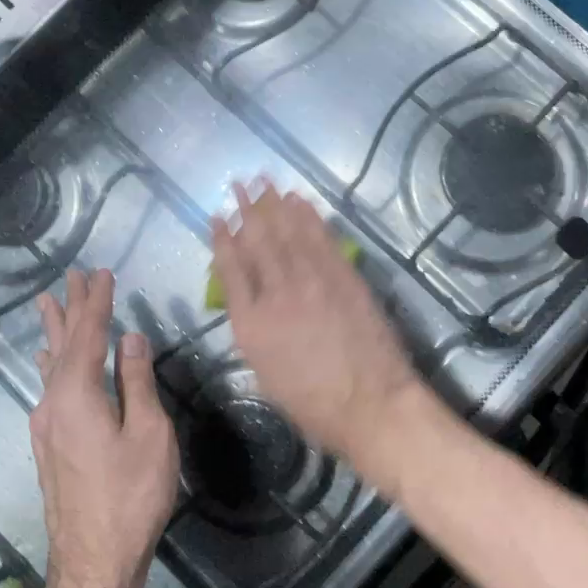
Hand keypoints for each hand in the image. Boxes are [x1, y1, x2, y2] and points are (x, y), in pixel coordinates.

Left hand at [30, 268, 178, 587]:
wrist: (94, 559)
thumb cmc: (131, 494)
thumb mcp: (148, 434)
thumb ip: (137, 383)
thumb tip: (132, 339)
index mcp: (76, 397)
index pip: (88, 337)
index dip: (96, 304)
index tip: (101, 273)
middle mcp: (52, 406)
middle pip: (62, 347)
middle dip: (69, 311)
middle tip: (70, 278)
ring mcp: (46, 428)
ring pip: (51, 368)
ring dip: (56, 334)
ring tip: (49, 306)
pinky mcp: (51, 447)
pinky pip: (50, 387)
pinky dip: (55, 363)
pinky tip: (51, 363)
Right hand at [210, 181, 425, 460]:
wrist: (370, 402)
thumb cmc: (315, 406)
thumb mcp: (267, 378)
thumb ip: (257, 337)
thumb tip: (255, 310)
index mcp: (250, 325)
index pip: (230, 270)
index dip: (222, 240)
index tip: (216, 217)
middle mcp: (277, 295)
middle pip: (258, 242)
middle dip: (248, 209)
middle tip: (239, 183)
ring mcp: (313, 281)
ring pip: (289, 234)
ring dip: (276, 205)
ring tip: (264, 182)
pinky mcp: (344, 277)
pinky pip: (322, 240)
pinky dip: (310, 218)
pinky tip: (300, 203)